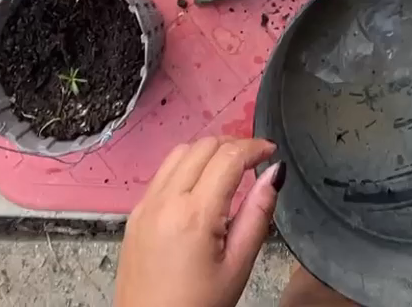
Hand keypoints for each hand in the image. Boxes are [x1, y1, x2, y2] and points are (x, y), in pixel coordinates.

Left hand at [116, 137, 282, 306]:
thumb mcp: (238, 266)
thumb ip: (259, 213)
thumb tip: (276, 172)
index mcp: (194, 214)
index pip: (228, 157)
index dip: (254, 146)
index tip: (271, 151)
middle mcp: (166, 200)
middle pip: (204, 145)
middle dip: (233, 145)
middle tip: (253, 162)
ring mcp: (146, 205)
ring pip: (181, 151)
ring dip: (208, 151)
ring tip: (228, 170)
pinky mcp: (135, 214)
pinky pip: (163, 172)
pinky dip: (186, 165)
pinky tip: (200, 186)